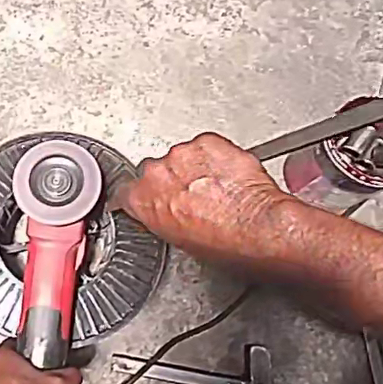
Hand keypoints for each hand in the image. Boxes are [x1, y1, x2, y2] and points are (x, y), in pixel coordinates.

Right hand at [114, 133, 296, 266]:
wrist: (255, 225)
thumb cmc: (222, 241)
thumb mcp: (179, 241)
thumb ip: (162, 218)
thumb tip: (171, 215)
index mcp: (142, 200)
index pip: (127, 192)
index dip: (142, 196)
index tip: (151, 199)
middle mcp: (156, 173)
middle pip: (156, 171)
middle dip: (173, 181)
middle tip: (194, 197)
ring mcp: (182, 153)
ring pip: (183, 156)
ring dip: (196, 168)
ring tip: (217, 188)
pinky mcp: (207, 141)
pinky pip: (207, 146)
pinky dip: (216, 157)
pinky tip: (228, 176)